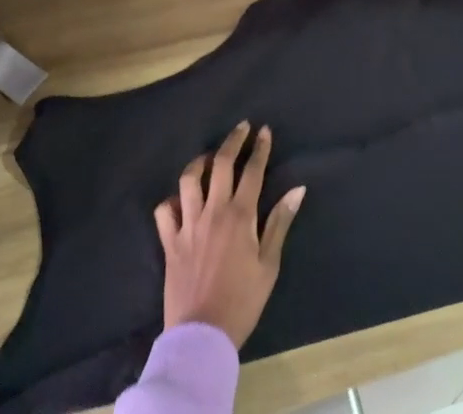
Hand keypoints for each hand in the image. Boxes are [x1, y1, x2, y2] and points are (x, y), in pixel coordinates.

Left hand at [155, 122, 306, 347]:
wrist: (202, 334)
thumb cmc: (243, 300)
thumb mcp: (269, 264)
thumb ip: (280, 223)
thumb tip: (297, 189)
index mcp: (240, 216)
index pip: (252, 172)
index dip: (259, 149)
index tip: (264, 131)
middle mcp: (212, 212)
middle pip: (220, 165)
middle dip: (232, 142)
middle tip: (241, 128)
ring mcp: (187, 225)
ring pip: (188, 180)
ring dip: (199, 163)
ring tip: (209, 158)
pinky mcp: (169, 242)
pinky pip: (165, 210)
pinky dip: (173, 199)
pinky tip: (181, 199)